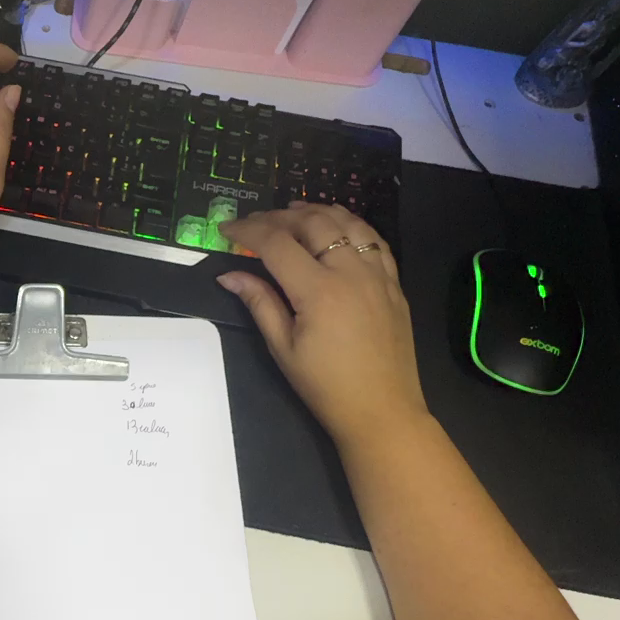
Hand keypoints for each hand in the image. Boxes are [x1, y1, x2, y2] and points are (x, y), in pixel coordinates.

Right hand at [217, 203, 427, 447]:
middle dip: (279, 216)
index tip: (227, 228)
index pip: (277, 244)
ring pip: (348, 222)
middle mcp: (350, 272)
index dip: (248, 231)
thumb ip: (259, 303)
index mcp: (317, 291)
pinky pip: (374, 239)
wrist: (381, 408)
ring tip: (294, 212)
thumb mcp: (282, 348)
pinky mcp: (393, 283)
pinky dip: (351, 225)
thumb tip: (230, 275)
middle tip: (255, 221)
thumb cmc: (324, 385)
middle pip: (313, 224)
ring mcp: (377, 274)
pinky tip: (337, 227)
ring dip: (317, 211)